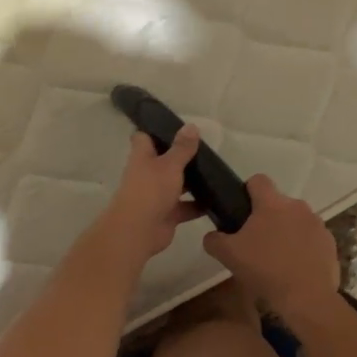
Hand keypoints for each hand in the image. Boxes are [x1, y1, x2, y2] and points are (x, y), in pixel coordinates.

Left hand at [93, 126, 204, 264]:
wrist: (139, 230)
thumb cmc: (151, 190)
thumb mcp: (170, 164)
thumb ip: (182, 147)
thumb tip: (191, 125)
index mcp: (142, 157)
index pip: (145, 138)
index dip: (156, 131)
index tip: (176, 126)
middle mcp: (148, 174)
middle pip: (164, 161)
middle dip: (182, 157)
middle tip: (207, 150)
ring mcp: (157, 195)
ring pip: (177, 184)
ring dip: (193, 181)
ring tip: (217, 172)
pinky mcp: (167, 214)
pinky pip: (185, 207)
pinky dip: (199, 205)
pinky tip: (217, 200)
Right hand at [203, 175, 340, 316]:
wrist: (307, 298)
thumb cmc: (265, 270)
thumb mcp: (228, 255)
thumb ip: (214, 240)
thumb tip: (212, 236)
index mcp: (272, 204)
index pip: (258, 180)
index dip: (247, 190)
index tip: (242, 210)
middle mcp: (297, 207)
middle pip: (278, 203)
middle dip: (267, 217)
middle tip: (256, 242)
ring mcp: (317, 224)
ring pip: (296, 221)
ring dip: (286, 232)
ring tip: (277, 258)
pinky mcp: (330, 243)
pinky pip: (311, 238)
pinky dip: (303, 248)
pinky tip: (295, 268)